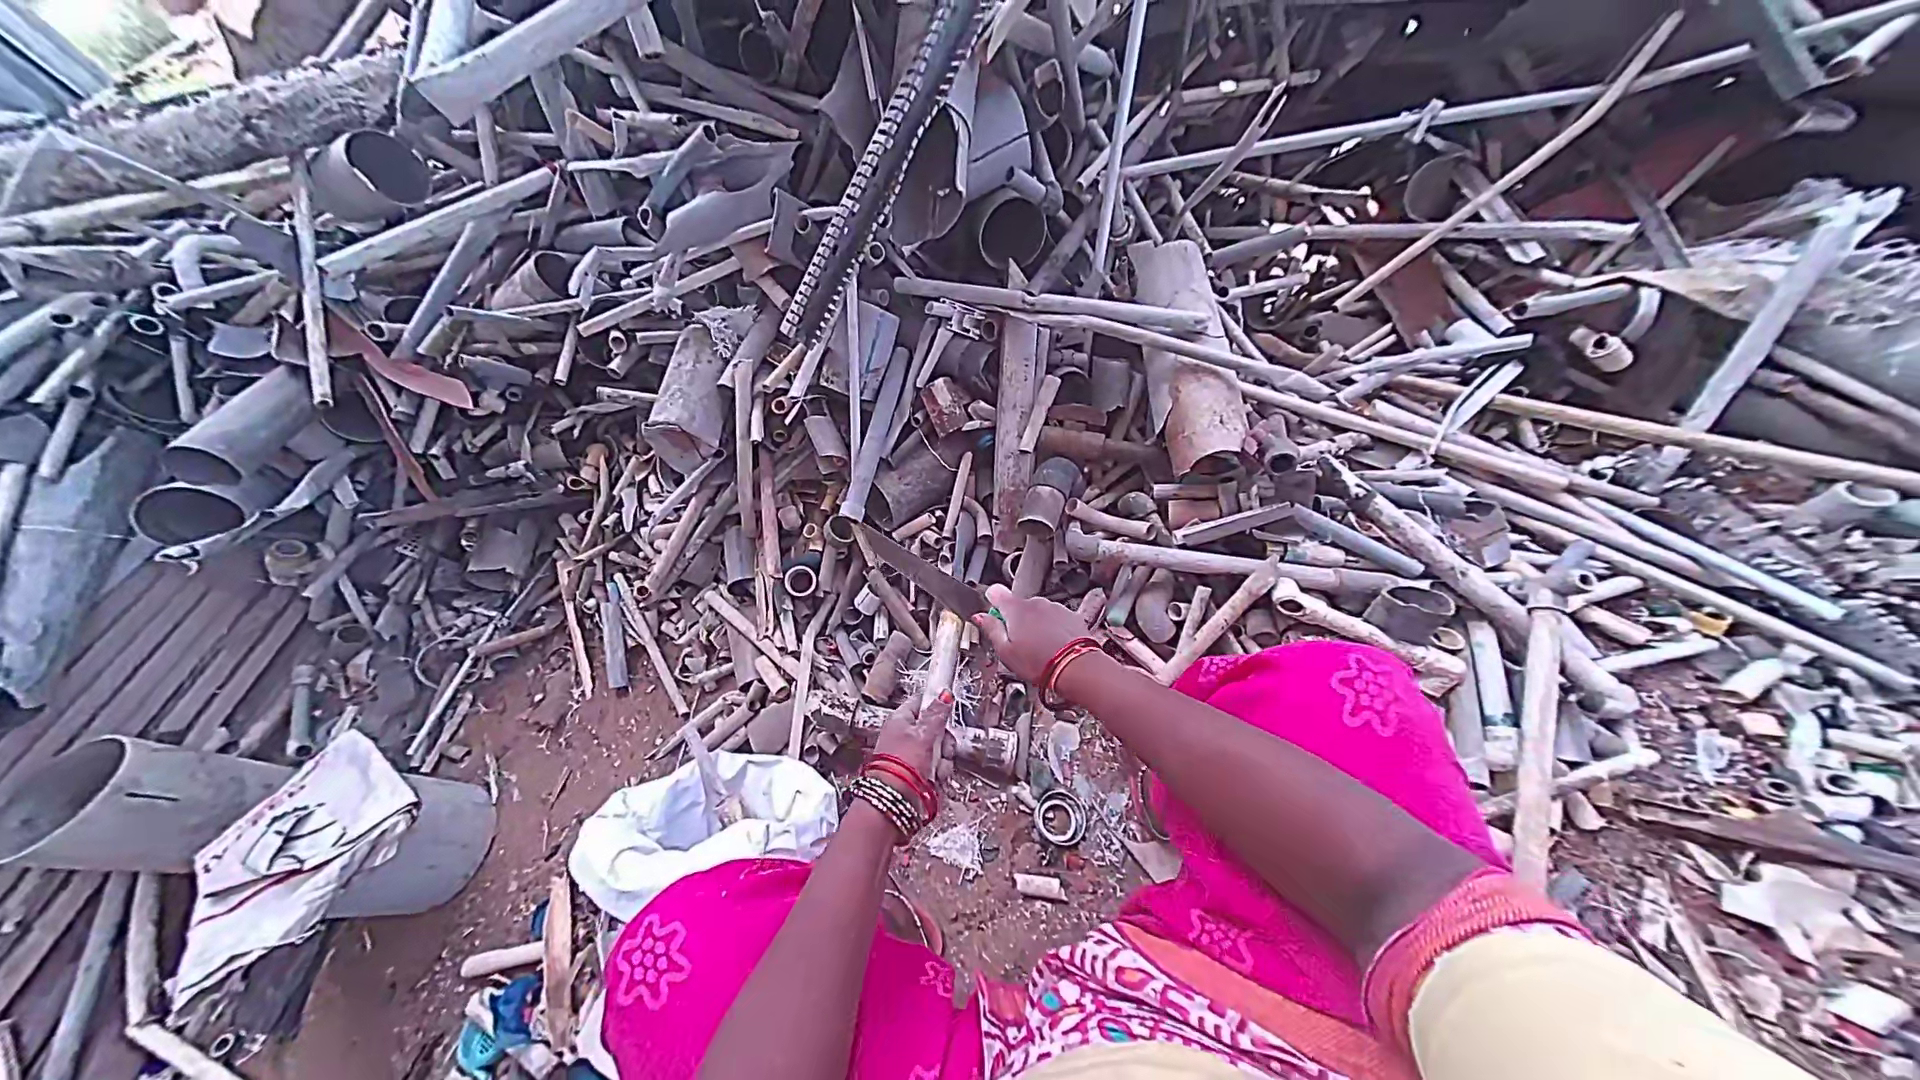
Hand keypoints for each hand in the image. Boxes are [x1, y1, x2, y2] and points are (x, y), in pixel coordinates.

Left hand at [871, 692, 951, 780]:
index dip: (936, 706)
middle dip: (944, 740)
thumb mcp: (924, 734)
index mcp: (900, 720)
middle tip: (943, 748)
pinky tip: (936, 777)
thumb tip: (945, 694)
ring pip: (939, 749)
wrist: (893, 801)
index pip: (921, 703)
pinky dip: (940, 772)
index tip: (948, 712)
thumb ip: (937, 714)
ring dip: (943, 759)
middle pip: (935, 728)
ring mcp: (911, 755)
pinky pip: (937, 766)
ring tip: (937, 767)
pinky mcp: (918, 773)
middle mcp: (905, 736)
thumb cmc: (901, 765)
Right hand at [970, 585, 1092, 684]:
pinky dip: (1053, 629)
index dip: (992, 603)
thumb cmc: (1040, 663)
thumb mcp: (1005, 651)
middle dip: (1016, 621)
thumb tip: (981, 617)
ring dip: (1036, 626)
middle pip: (1019, 606)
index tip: (994, 617)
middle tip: (1017, 644)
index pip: (996, 593)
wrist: (1077, 668)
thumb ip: (991, 629)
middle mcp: (1036, 603)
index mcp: (1015, 609)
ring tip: (1038, 649)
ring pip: (1038, 613)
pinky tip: (1053, 647)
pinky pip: (1056, 619)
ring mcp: (1055, 608)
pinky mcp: (1071, 616)